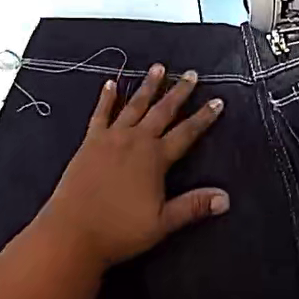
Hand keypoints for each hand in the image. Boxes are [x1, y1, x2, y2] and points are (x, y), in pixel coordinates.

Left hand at [32, 64, 227, 268]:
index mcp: (155, 158)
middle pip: (163, 111)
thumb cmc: (119, 230)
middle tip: (191, 74)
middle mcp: (136, 140)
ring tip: (158, 67)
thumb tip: (226, 198)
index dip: (203, 117)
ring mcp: (112, 137)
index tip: (217, 101)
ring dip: (148, 86)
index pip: (186, 133)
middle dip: (179, 92)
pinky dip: (107, 98)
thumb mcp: (162, 223)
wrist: (73, 231)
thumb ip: (193, 206)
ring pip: (135, 105)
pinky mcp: (90, 141)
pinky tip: (110, 83)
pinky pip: (101, 113)